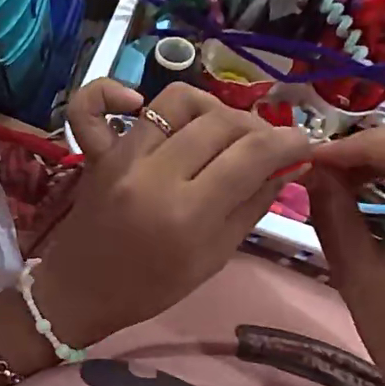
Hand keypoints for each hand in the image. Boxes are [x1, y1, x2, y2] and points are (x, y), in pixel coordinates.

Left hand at [40, 81, 310, 346]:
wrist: (82, 293)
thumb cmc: (151, 288)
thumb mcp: (213, 259)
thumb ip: (251, 208)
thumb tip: (287, 166)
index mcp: (188, 214)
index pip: (252, 155)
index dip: (289, 142)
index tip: (303, 143)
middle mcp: (155, 175)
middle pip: (220, 122)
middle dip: (256, 127)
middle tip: (265, 145)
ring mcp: (120, 158)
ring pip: (175, 101)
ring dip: (211, 107)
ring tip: (221, 129)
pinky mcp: (95, 152)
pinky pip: (91, 107)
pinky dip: (112, 92)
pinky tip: (134, 100)